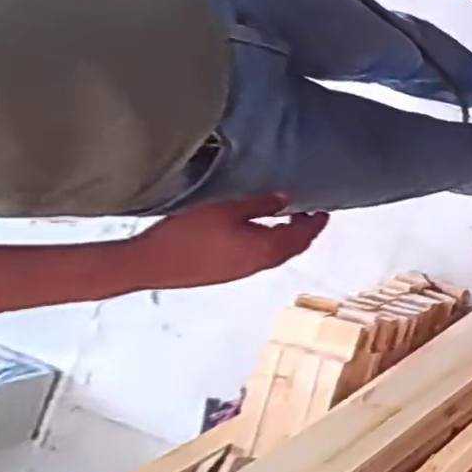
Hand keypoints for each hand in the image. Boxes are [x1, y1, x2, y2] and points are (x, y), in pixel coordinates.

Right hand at [122, 195, 328, 289]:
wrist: (147, 265)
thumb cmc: (188, 234)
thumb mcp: (227, 210)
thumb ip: (261, 204)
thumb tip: (287, 197)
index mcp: (271, 248)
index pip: (304, 235)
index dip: (316, 222)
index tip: (324, 211)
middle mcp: (265, 262)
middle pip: (296, 246)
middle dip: (306, 230)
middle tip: (308, 213)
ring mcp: (247, 270)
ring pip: (280, 253)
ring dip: (288, 238)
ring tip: (286, 219)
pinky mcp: (230, 273)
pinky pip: (263, 257)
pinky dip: (272, 245)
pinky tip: (259, 234)